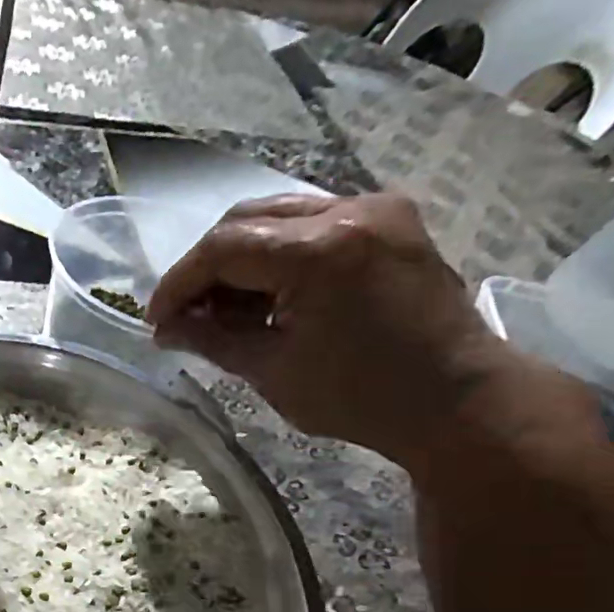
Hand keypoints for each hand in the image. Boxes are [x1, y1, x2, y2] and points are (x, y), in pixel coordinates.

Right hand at [146, 193, 521, 466]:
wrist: (456, 399)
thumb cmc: (358, 395)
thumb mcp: (269, 370)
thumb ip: (211, 338)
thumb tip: (166, 328)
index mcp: (320, 252)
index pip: (222, 248)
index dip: (178, 284)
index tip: (157, 320)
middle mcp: (350, 211)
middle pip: (245, 219)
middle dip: (204, 267)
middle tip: (185, 314)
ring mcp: (376, 210)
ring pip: (276, 215)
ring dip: (237, 259)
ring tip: (222, 309)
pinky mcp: (389, 223)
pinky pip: (310, 224)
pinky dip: (273, 255)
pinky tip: (263, 295)